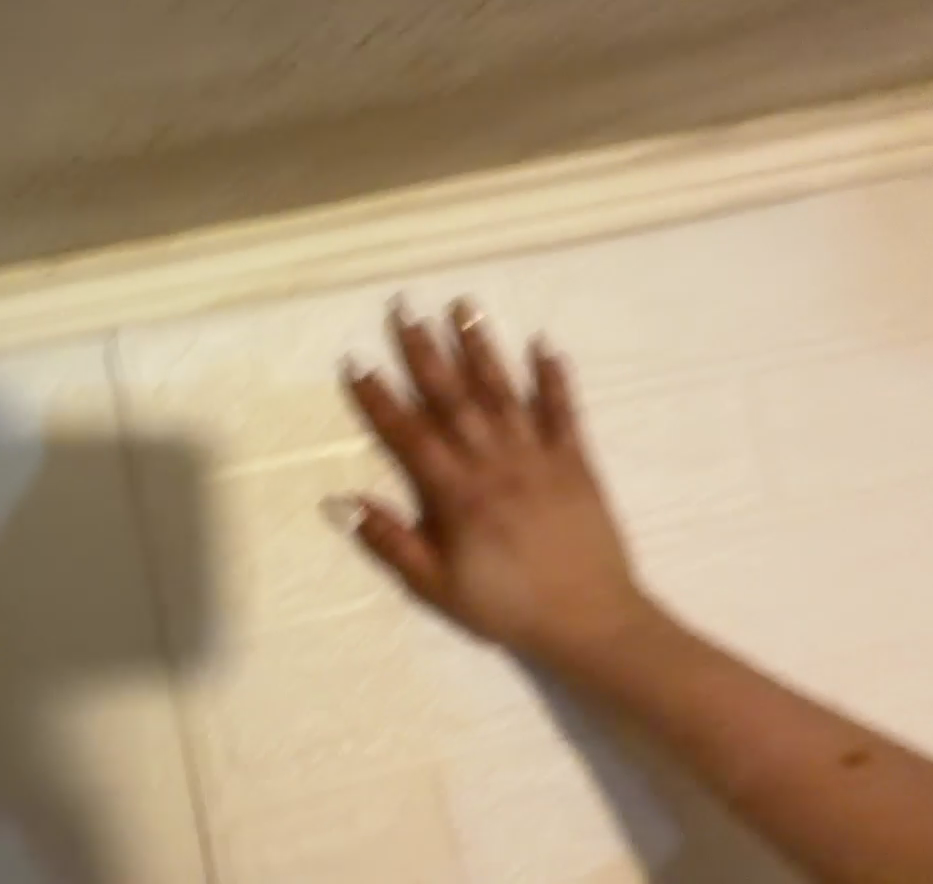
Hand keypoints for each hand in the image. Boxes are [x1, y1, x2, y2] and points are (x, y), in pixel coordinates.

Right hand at [327, 296, 660, 669]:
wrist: (594, 625)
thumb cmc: (505, 605)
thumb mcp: (435, 586)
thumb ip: (389, 540)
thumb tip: (338, 501)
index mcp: (456, 492)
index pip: (409, 433)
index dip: (380, 397)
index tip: (357, 360)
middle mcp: (494, 462)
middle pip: (452, 398)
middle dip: (424, 351)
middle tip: (404, 308)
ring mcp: (539, 457)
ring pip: (503, 393)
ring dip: (481, 348)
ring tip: (464, 306)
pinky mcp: (577, 462)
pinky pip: (564, 413)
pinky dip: (555, 378)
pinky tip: (544, 344)